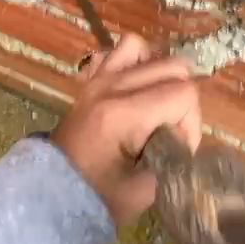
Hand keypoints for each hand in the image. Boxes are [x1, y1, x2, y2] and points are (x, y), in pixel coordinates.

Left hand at [50, 34, 200, 226]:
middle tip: (170, 132)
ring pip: (141, 47)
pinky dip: (132, 63)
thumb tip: (185, 138)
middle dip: (182, 99)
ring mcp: (97, 78)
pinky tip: (134, 90)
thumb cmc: (99, 196)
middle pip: (171, 65)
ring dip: (158, 71)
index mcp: (124, 113)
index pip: (183, 92)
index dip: (192, 122)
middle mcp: (111, 86)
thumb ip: (173, 159)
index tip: (179, 149)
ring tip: (156, 103)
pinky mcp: (89, 80)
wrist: (53, 190)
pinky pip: (115, 52)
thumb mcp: (146, 189)